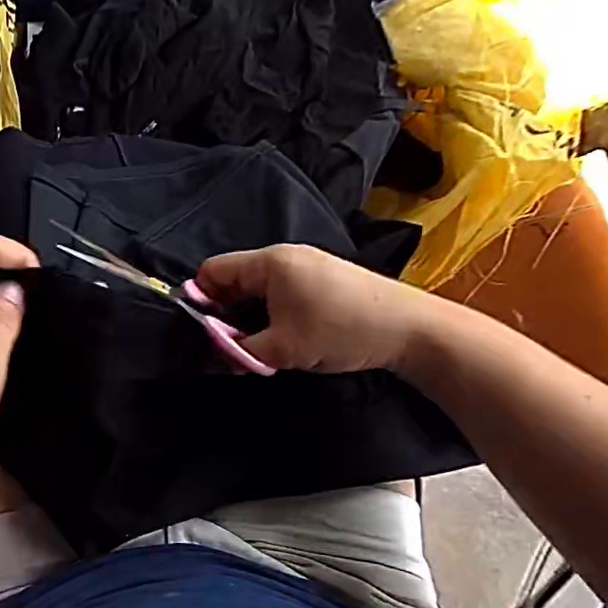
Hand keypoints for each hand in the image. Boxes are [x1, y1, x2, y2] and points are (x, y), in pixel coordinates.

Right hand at [195, 244, 436, 373]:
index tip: (202, 332)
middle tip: (228, 348)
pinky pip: (280, 294)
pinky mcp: (322, 280)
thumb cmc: (340, 330)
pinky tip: (282, 339)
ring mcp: (306, 266)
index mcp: (269, 262)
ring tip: (256, 348)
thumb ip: (240, 350)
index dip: (199, 299)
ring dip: (250, 319)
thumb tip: (218, 350)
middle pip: (235, 280)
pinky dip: (271, 315)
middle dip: (225, 314)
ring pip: (258, 290)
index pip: (214, 270)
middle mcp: (285, 256)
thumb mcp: (282, 348)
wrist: (408, 328)